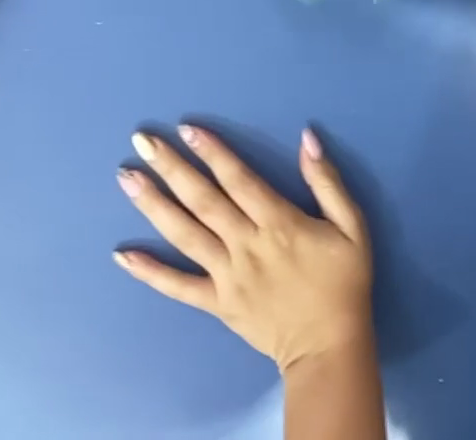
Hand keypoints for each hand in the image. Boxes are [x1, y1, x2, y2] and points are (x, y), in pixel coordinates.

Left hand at [117, 125, 372, 373]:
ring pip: (185, 235)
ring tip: (128, 179)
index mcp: (279, 223)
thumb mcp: (352, 225)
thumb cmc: (344, 280)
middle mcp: (246, 245)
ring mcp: (227, 276)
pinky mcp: (217, 303)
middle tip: (144, 141)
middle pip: (204, 200)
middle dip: (173, 168)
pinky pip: (178, 286)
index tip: (187, 129)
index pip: (239, 179)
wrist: (330, 345)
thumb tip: (307, 139)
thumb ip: (327, 181)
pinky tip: (123, 254)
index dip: (213, 152)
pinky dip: (149, 271)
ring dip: (154, 206)